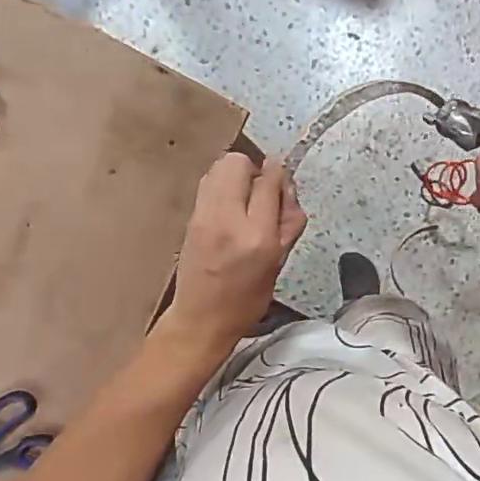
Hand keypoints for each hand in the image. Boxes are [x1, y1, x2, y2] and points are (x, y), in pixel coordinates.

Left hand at [164, 154, 306, 350]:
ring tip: (243, 200)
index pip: (269, 180)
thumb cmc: (246, 300)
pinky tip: (227, 209)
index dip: (279, 176)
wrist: (201, 319)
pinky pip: (207, 184)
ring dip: (235, 175)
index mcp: (257, 236)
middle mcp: (228, 219)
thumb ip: (288, 222)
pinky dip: (221, 186)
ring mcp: (204, 216)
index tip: (281, 185)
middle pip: (238, 162)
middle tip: (260, 194)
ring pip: (218, 167)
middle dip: (254, 170)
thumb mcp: (279, 264)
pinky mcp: (191, 218)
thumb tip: (287, 187)